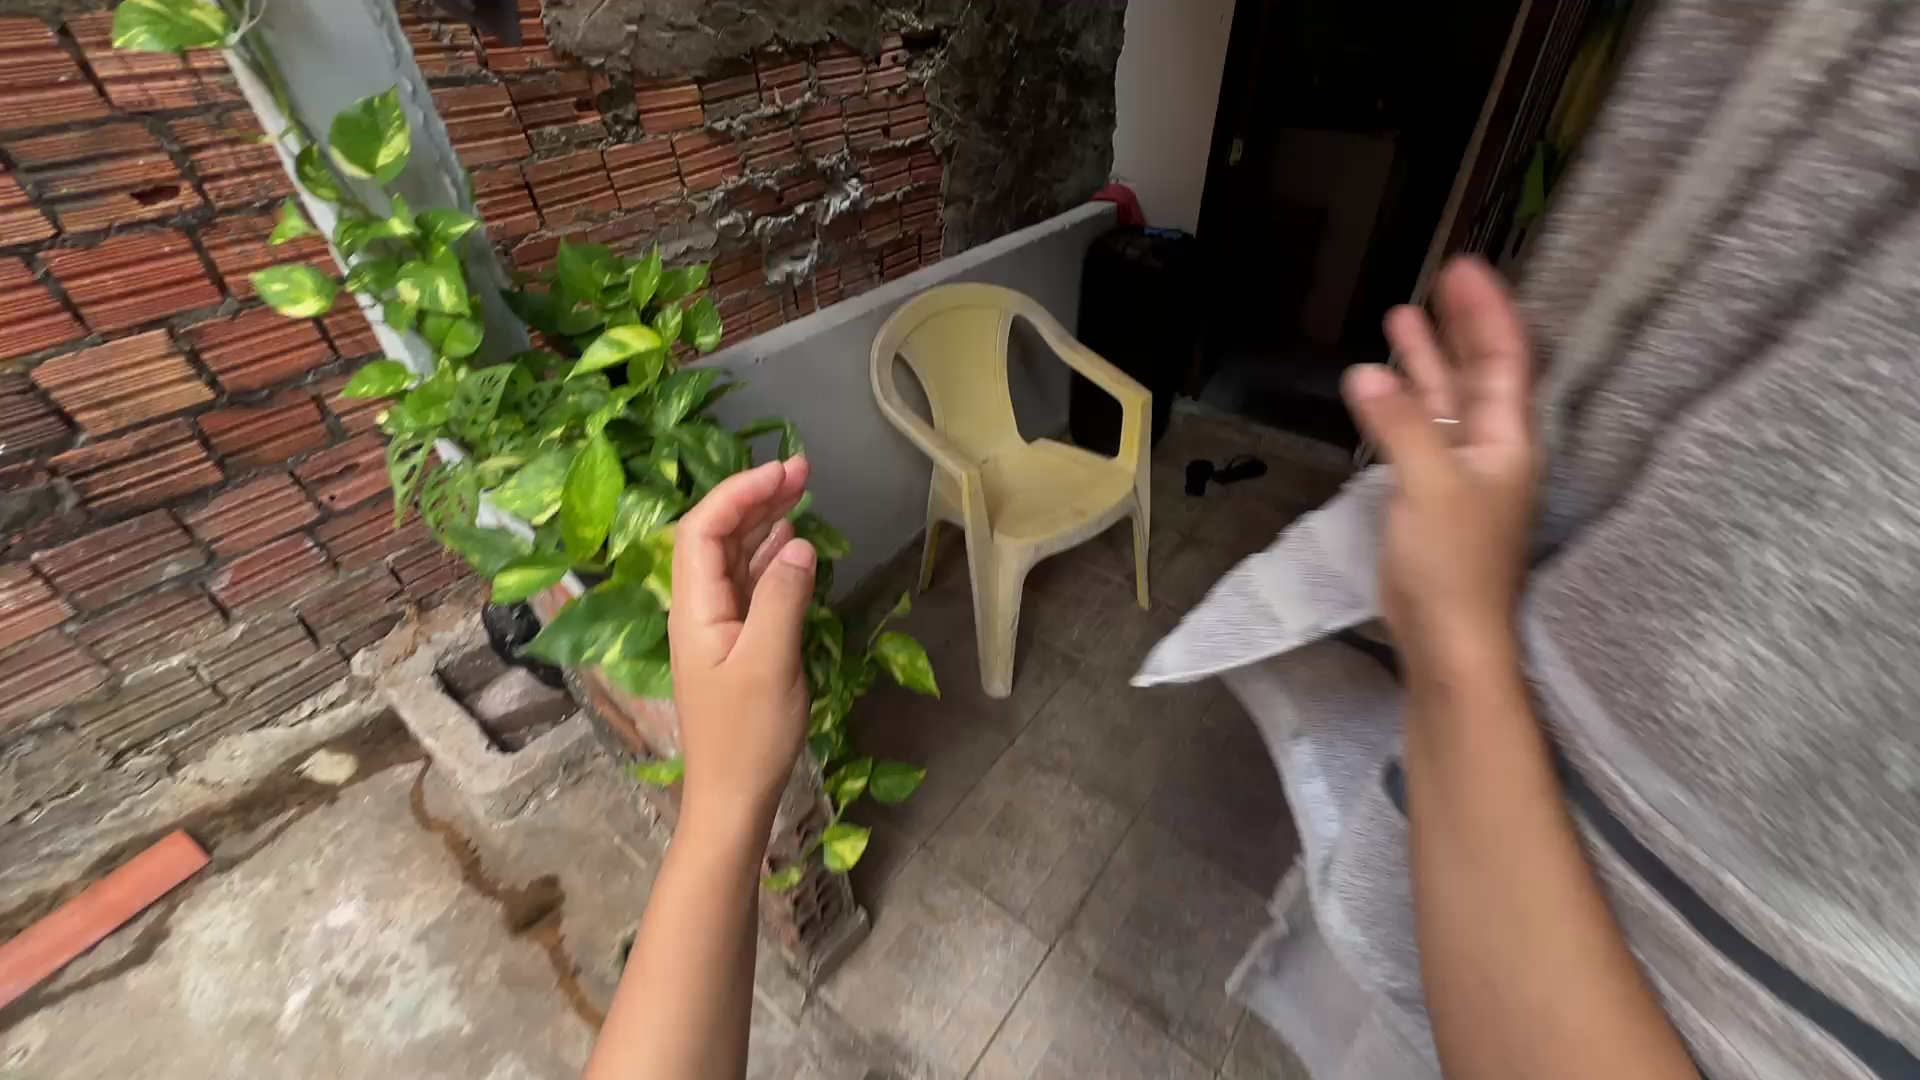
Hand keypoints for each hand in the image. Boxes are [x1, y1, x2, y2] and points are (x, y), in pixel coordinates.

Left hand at [669, 456, 816, 834]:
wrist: (735, 794)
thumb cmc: (748, 735)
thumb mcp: (770, 663)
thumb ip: (782, 599)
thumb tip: (799, 544)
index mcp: (694, 608)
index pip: (704, 530)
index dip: (740, 493)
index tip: (784, 472)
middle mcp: (699, 607)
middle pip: (718, 536)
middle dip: (755, 497)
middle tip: (801, 470)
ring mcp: (717, 623)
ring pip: (735, 556)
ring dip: (764, 520)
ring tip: (801, 491)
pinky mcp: (736, 639)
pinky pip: (750, 583)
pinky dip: (770, 555)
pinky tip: (790, 541)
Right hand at [1342, 257, 1536, 671]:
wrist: (1445, 631)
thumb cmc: (1452, 560)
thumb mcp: (1429, 485)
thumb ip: (1401, 426)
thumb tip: (1365, 372)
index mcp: (1507, 439)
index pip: (1502, 360)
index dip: (1484, 313)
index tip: (1462, 269)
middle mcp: (1488, 448)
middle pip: (1475, 374)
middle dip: (1455, 328)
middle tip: (1434, 283)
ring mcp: (1455, 471)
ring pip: (1441, 403)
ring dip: (1422, 363)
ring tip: (1399, 320)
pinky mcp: (1425, 492)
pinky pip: (1415, 432)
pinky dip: (1398, 405)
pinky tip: (1378, 389)